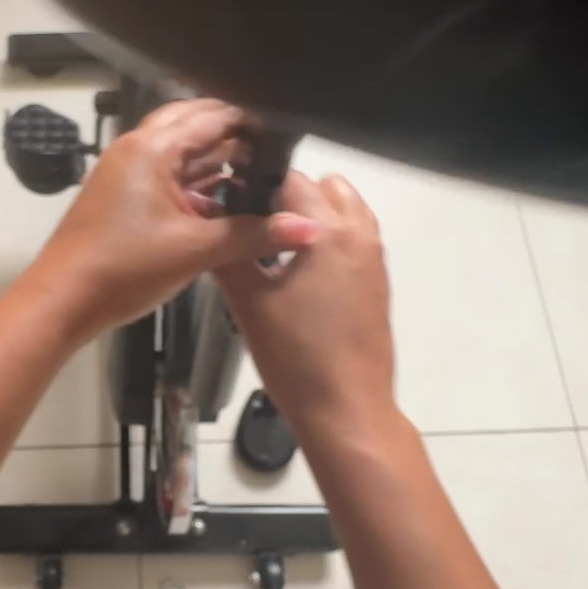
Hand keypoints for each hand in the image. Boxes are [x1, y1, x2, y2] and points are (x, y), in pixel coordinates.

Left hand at [26, 98, 318, 341]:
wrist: (62, 301)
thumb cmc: (124, 268)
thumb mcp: (196, 250)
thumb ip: (254, 235)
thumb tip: (309, 229)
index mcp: (151, 148)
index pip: (212, 115)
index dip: (251, 121)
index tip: (287, 133)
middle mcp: (136, 149)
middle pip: (193, 126)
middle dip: (232, 137)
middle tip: (272, 155)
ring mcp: (125, 174)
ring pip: (179, 154)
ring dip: (214, 162)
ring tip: (257, 178)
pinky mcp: (122, 198)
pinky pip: (165, 178)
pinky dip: (194, 186)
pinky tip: (223, 205)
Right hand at [214, 172, 395, 437]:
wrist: (345, 408)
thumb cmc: (294, 356)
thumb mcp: (248, 302)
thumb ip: (228, 252)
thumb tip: (210, 220)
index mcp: (327, 231)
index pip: (288, 179)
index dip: (254, 187)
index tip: (230, 207)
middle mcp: (358, 233)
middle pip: (323, 187)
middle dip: (287, 199)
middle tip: (254, 230)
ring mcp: (373, 258)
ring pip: (345, 209)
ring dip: (314, 216)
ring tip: (278, 250)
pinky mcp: (377, 282)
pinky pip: (354, 238)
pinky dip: (329, 240)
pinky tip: (299, 276)